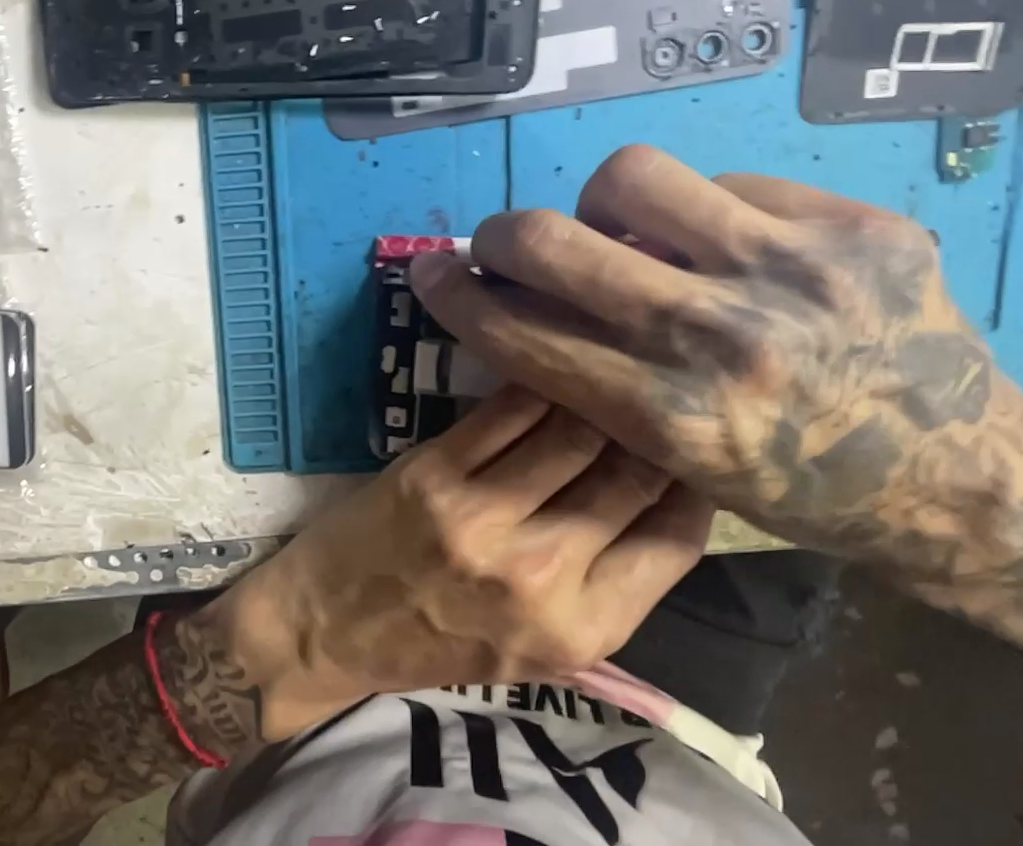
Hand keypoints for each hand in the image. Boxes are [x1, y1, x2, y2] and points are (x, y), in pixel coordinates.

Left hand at [191, 386, 713, 741]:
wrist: (330, 629)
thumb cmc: (437, 643)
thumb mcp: (539, 649)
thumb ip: (606, 587)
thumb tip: (664, 499)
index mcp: (580, 630)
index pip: (676, 540)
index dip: (691, 488)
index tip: (687, 457)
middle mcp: (539, 574)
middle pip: (630, 477)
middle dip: (649, 436)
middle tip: (652, 403)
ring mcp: (481, 518)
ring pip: (574, 432)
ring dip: (596, 402)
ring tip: (606, 380)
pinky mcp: (432, 473)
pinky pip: (506, 411)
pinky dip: (536, 389)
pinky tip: (548, 373)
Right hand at [409, 144, 1022, 664]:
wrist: (966, 481)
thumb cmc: (791, 487)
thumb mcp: (671, 462)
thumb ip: (589, 382)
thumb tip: (515, 301)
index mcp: (668, 417)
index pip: (519, 333)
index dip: (455, 296)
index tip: (432, 272)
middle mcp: (720, 338)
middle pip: (552, 243)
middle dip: (500, 236)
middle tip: (505, 245)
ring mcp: (793, 271)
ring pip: (630, 178)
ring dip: (601, 205)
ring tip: (620, 233)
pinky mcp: (853, 227)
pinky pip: (724, 180)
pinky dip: (698, 209)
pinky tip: (718, 243)